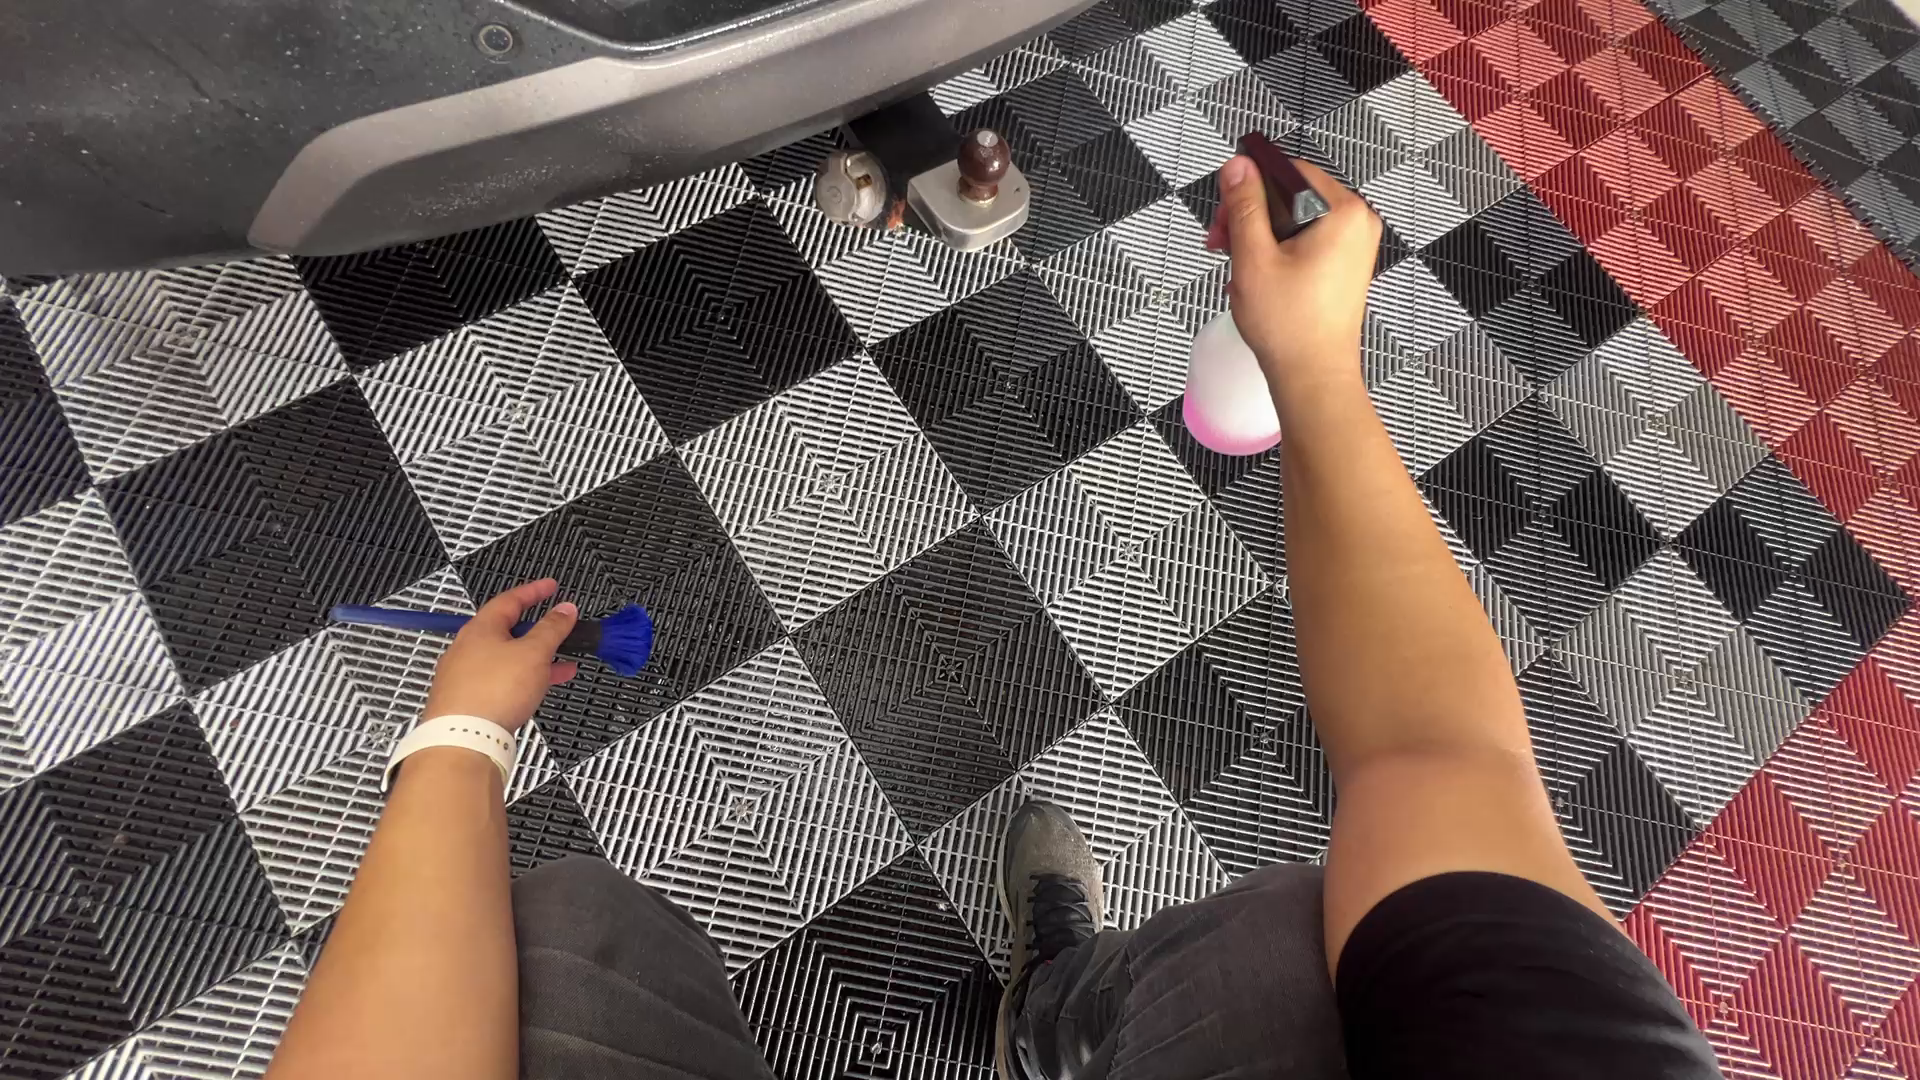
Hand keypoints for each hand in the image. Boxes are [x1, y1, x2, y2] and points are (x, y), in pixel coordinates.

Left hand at [422, 579, 578, 733]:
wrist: (463, 738)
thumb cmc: (493, 691)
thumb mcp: (534, 652)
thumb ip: (553, 628)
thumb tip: (565, 609)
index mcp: (480, 630)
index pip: (509, 600)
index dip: (534, 591)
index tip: (550, 586)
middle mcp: (467, 649)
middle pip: (508, 631)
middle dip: (539, 630)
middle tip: (560, 627)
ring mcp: (465, 675)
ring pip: (507, 657)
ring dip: (537, 657)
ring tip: (563, 663)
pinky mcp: (468, 698)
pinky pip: (502, 679)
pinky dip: (525, 677)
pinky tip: (543, 686)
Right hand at [1205, 154, 1379, 410]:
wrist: (1312, 375)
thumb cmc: (1290, 327)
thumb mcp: (1253, 260)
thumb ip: (1244, 207)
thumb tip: (1238, 166)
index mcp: (1342, 213)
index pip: (1289, 173)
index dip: (1249, 189)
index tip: (1223, 214)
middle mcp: (1356, 224)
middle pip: (1292, 197)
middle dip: (1251, 218)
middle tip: (1222, 244)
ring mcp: (1352, 248)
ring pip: (1295, 223)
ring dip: (1259, 239)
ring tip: (1238, 271)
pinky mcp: (1343, 268)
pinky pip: (1305, 245)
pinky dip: (1276, 255)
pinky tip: (1256, 280)